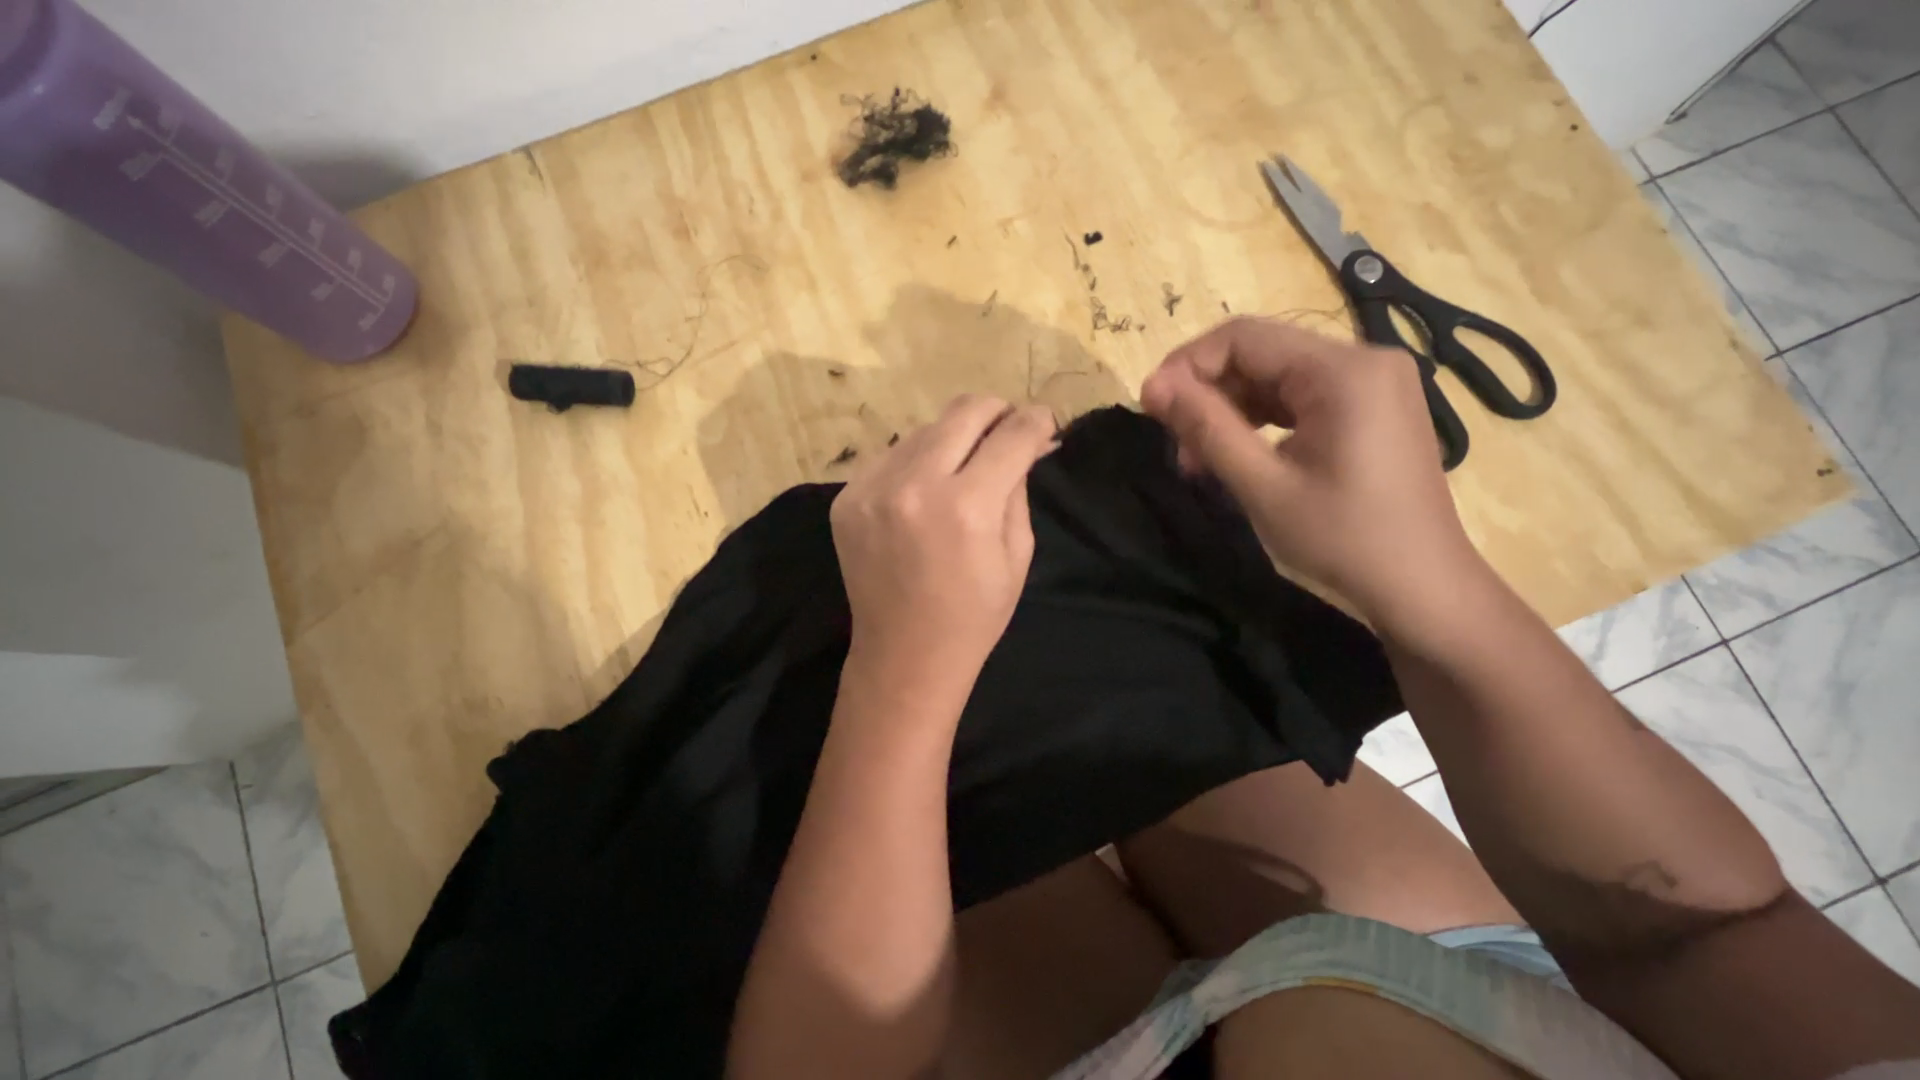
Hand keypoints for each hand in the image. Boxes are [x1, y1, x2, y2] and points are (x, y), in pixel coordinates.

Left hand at [830, 395, 1057, 694]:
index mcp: (968, 506)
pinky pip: (891, 456)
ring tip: (964, 469)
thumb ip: (1019, 488)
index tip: (1044, 424)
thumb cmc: (974, 615)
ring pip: (925, 429)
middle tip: (1008, 431)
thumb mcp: (1016, 554)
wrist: (904, 656)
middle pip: (964, 411)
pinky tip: (924, 493)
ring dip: (953, 438)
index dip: (1036, 421)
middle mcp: (915, 485)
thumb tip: (1029, 440)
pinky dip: (915, 463)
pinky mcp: (847, 498)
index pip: (1012, 434)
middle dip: (996, 412)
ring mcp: (873, 488)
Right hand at [1139, 318, 1486, 625]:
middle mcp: (1366, 359)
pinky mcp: (1376, 408)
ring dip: (1233, 410)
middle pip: (1263, 354)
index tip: (1151, 407)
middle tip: (1177, 446)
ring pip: (1280, 377)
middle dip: (1210, 394)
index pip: (1244, 337)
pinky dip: (1265, 421)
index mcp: (1344, 370)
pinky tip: (1241, 455)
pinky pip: (1304, 398)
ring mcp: (1376, 383)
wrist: (1423, 590)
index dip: (1187, 365)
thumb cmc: (1343, 540)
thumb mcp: (1263, 485)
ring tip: (1201, 460)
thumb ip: (1206, 427)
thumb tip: (1152, 386)